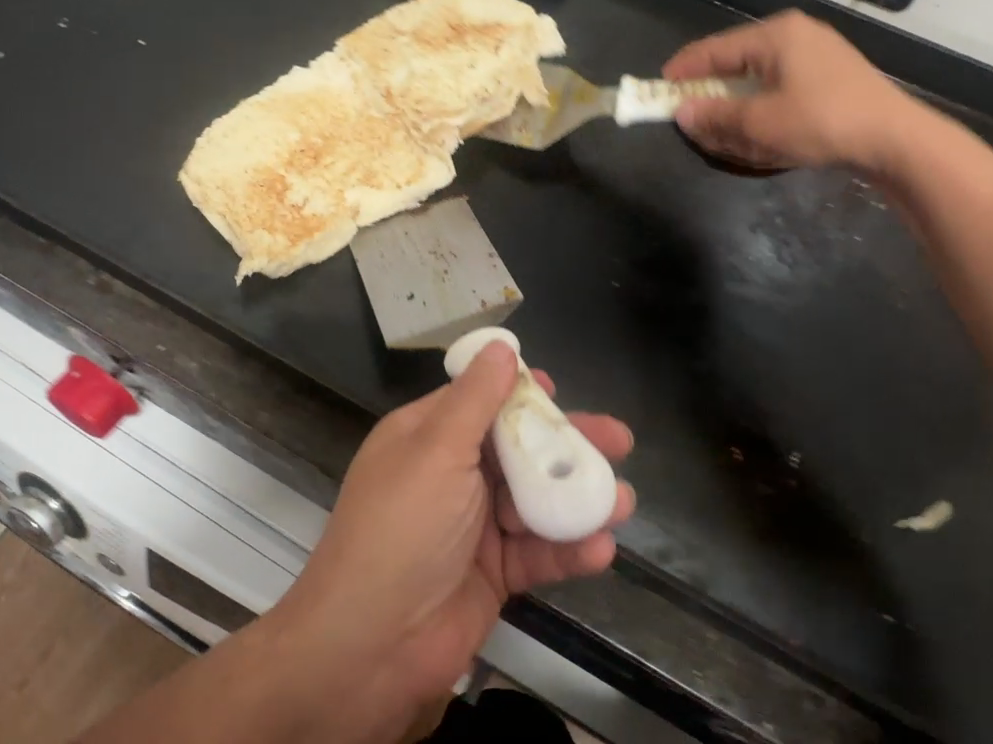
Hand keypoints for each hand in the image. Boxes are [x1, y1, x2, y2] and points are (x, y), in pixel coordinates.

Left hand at [271, 344, 633, 724]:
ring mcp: (473, 528)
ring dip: (578, 501)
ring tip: (622, 503)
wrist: (370, 646)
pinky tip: (600, 549)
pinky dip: (568, 551)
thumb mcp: (436, 451)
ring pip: (536, 503)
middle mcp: (451, 477)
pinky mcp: (494, 576)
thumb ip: (475, 400)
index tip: (559, 391)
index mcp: (427, 439)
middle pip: (519, 450)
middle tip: (622, 440)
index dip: (521, 394)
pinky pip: (537, 554)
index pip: (480, 402)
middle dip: (568, 446)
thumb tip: (500, 346)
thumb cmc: (401, 530)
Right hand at [663, 10, 928, 173]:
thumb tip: (681, 114)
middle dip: (712, 94)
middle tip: (691, 118)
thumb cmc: (823, 122)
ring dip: (738, 107)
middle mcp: (795, 37)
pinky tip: (760, 134)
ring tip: (723, 133)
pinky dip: (764, 110)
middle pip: (737, 63)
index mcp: (776, 36)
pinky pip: (783, 90)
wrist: (897, 141)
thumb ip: (716, 117)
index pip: (714, 49)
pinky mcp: (832, 79)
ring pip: (760, 80)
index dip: (684, 70)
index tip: (659, 89)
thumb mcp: (761, 123)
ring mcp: (818, 56)